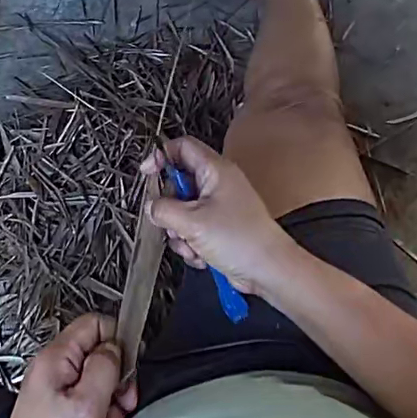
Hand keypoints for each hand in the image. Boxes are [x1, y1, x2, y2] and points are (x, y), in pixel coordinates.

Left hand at [0, 314, 137, 417]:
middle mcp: (52, 370)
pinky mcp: (56, 414)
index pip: (95, 323)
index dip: (117, 341)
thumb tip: (116, 347)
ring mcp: (53, 392)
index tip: (129, 368)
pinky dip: (99, 417)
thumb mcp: (87, 405)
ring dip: (109, 402)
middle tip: (120, 403)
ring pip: (96, 381)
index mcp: (55, 358)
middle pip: (98, 353)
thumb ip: (105, 367)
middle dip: (116, 378)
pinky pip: (88, 403)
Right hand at [141, 137, 302, 295]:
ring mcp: (219, 206)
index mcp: (215, 170)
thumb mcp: (192, 222)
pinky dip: (191, 242)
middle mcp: (218, 184)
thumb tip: (151, 206)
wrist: (269, 270)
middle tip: (172, 221)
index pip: (182, 147)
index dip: (161, 155)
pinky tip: (201, 254)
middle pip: (178, 183)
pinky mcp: (220, 226)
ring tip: (191, 243)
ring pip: (183, 210)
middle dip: (170, 207)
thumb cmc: (243, 240)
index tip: (148, 172)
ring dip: (179, 231)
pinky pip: (193, 228)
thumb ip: (163, 209)